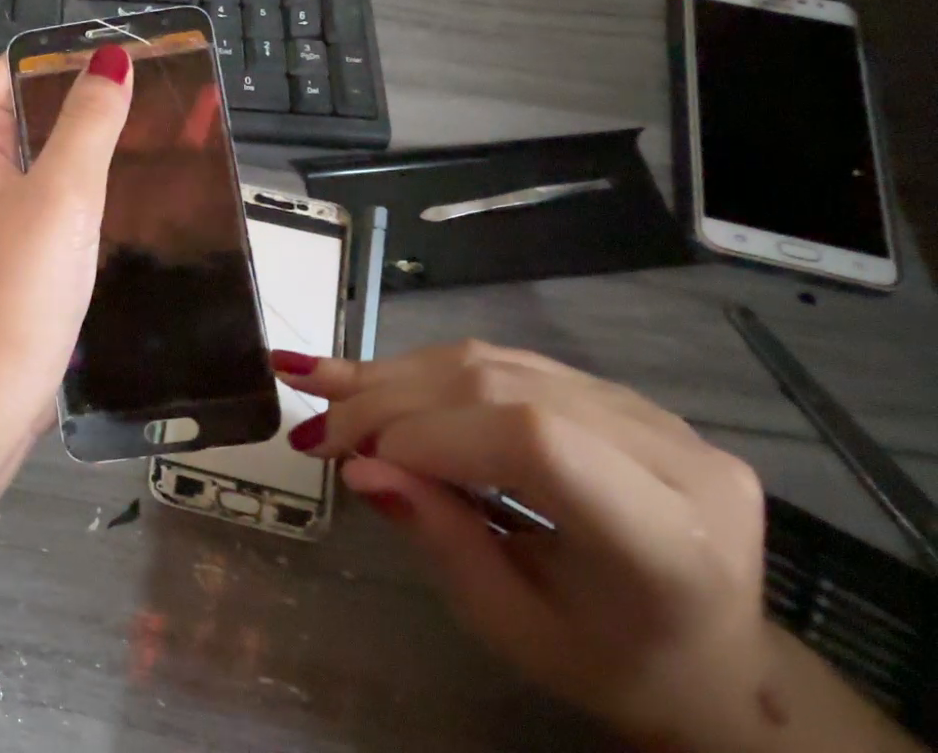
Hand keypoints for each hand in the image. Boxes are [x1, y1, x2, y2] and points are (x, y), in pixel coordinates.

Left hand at [0, 48, 131, 434]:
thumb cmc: (15, 288)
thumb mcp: (60, 195)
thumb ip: (86, 124)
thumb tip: (112, 59)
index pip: (9, 74)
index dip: (59, 55)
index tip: (127, 48)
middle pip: (33, 118)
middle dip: (87, 100)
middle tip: (160, 90)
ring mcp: (0, 224)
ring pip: (50, 167)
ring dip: (95, 149)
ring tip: (162, 134)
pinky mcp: (22, 263)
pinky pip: (59, 211)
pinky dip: (94, 196)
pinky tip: (139, 198)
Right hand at [278, 341, 777, 750]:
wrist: (706, 660)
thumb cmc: (604, 662)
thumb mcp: (511, 625)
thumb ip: (441, 540)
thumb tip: (360, 468)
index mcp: (666, 540)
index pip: (533, 441)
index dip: (427, 435)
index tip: (354, 461)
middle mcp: (675, 457)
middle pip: (504, 389)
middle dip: (393, 402)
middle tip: (318, 433)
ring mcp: (655, 416)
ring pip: (497, 363)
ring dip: (399, 377)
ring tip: (328, 394)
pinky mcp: (622, 398)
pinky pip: (509, 364)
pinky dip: (430, 371)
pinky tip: (372, 380)